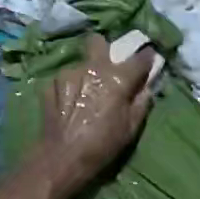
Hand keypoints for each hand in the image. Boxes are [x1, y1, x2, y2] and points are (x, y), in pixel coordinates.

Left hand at [35, 32, 156, 197]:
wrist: (62, 157)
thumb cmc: (102, 145)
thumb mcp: (131, 128)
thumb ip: (141, 102)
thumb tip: (145, 87)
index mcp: (117, 78)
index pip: (140, 57)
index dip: (146, 57)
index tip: (148, 59)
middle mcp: (93, 68)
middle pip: (98, 41)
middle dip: (105, 48)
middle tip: (108, 65)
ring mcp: (69, 73)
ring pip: (81, 62)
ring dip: (87, 72)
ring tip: (86, 92)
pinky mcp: (51, 83)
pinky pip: (66, 78)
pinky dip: (71, 86)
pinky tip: (70, 102)